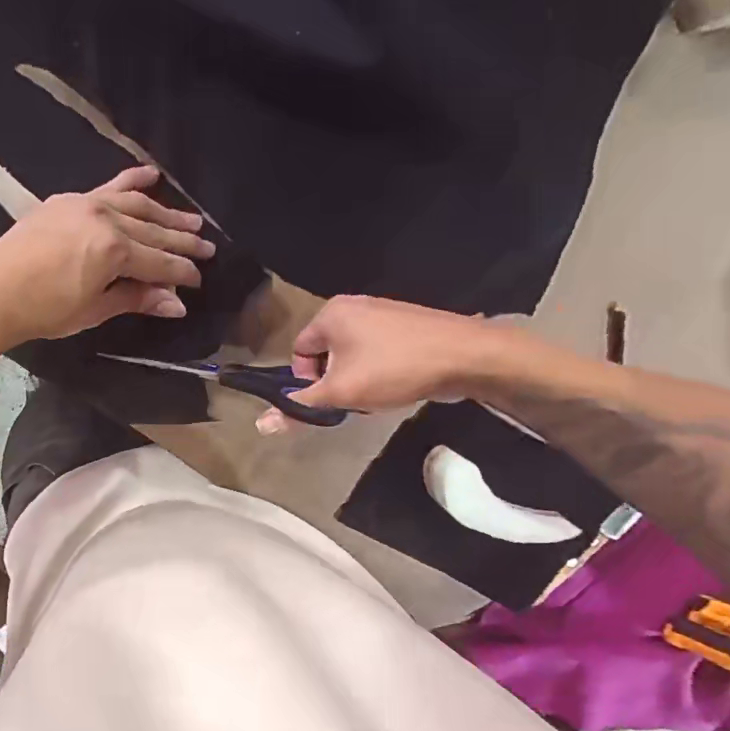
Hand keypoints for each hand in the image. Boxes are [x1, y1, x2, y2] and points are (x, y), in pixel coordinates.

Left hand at [0, 165, 212, 351]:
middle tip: (207, 247)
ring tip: (191, 219)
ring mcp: (85, 204)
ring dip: (165, 212)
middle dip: (181, 241)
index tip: (198, 281)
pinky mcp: (66, 200)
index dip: (181, 273)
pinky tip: (151, 175)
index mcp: (114, 250)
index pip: (159, 261)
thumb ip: (134, 300)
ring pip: (135, 205)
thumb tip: (175, 304)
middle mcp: (105, 219)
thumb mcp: (92, 311)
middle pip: (153, 230)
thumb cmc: (42, 311)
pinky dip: (130, 181)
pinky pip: (107, 187)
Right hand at [255, 294, 531, 432]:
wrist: (468, 357)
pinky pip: (376, 350)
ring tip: (377, 391)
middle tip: (353, 397)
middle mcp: (353, 305)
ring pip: (351, 354)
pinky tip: (397, 381)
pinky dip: (379, 369)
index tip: (330, 397)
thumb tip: (261, 425)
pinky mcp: (407, 322)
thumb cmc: (394, 370)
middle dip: (334, 380)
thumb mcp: (339, 393)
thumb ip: (299, 407)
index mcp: (331, 314)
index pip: (298, 352)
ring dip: (356, 377)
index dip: (307, 381)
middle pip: (324, 354)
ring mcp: (383, 311)